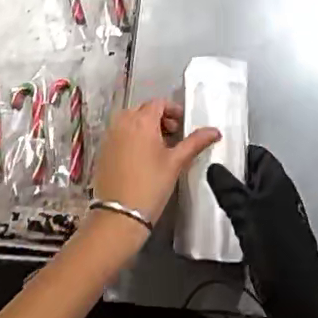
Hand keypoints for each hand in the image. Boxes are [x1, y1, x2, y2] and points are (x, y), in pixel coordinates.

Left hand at [90, 99, 219, 228]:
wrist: (119, 214)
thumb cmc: (151, 185)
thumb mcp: (176, 162)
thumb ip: (195, 142)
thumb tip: (215, 131)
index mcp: (141, 121)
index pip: (158, 103)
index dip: (173, 110)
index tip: (183, 125)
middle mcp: (122, 122)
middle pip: (143, 109)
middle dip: (160, 118)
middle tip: (174, 136)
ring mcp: (110, 135)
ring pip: (130, 121)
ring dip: (145, 126)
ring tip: (159, 147)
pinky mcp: (103, 149)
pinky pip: (120, 133)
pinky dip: (132, 136)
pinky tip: (142, 157)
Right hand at [208, 146, 317, 317]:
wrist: (296, 292)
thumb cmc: (274, 245)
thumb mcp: (245, 211)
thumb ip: (227, 188)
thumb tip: (214, 167)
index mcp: (277, 181)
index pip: (258, 154)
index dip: (237, 152)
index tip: (214, 155)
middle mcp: (278, 194)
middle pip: (252, 175)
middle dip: (231, 174)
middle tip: (205, 176)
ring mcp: (275, 216)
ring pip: (250, 196)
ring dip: (232, 196)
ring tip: (208, 197)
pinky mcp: (270, 236)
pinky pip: (250, 216)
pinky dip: (236, 215)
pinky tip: (220, 222)